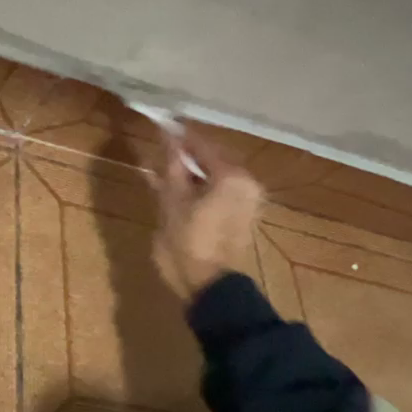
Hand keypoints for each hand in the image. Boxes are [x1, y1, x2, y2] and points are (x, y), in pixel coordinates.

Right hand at [151, 132, 262, 300]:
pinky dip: (204, 187)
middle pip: (214, 158)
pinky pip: (222, 191)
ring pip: (217, 175)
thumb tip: (167, 135)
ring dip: (195, 172)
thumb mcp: (172, 201)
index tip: (161, 124)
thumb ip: (172, 165)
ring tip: (169, 170)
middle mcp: (247, 182)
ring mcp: (249, 200)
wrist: (209, 287)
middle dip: (189, 154)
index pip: (202, 144)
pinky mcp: (245, 215)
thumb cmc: (187, 243)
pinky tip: (183, 190)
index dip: (180, 135)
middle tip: (163, 148)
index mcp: (231, 175)